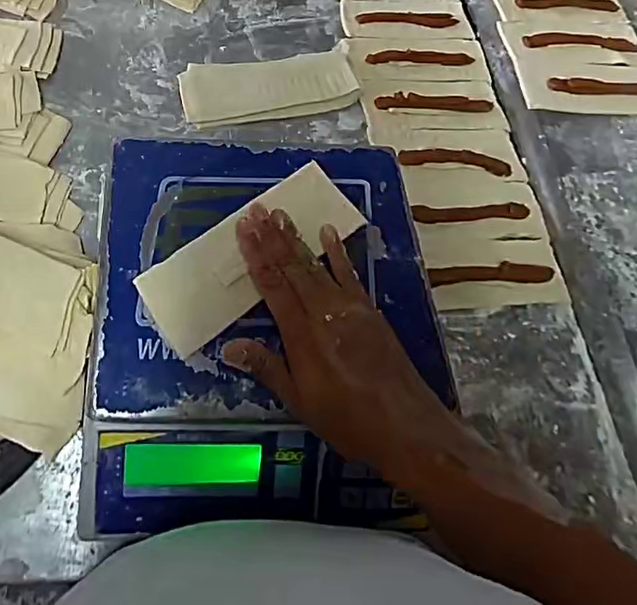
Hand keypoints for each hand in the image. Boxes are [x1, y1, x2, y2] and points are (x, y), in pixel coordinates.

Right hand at [221, 204, 471, 476]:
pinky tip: (326, 232)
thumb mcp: (301, 403)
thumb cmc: (348, 421)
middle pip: (293, 268)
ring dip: (296, 239)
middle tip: (256, 210)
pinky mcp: (368, 309)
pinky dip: (336, 252)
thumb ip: (267, 368)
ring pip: (316, 266)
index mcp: (303, 336)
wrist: (407, 426)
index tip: (244, 230)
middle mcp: (325, 314)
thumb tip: (230, 346)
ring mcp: (349, 308)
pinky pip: (348, 274)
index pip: (273, 286)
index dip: (256, 256)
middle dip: (272, 237)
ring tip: (280, 214)